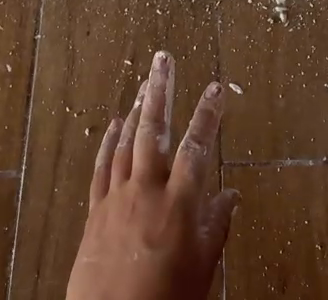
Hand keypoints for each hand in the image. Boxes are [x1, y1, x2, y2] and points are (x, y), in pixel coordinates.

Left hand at [67, 52, 238, 299]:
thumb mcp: (203, 268)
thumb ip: (216, 227)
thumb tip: (231, 194)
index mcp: (179, 203)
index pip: (198, 146)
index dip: (208, 114)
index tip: (216, 87)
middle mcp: (147, 191)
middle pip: (154, 130)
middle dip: (160, 91)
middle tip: (162, 59)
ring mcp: (117, 198)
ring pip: (126, 142)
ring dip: (136, 110)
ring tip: (144, 83)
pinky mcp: (96, 212)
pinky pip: (102, 167)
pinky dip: (108, 143)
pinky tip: (113, 125)